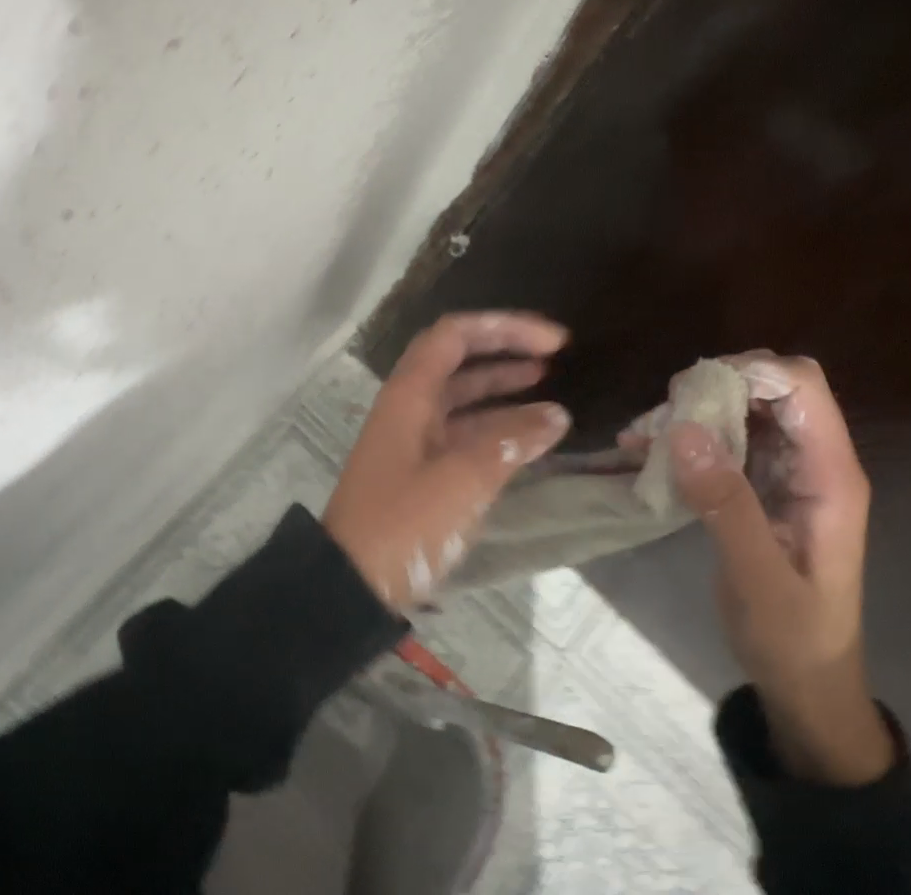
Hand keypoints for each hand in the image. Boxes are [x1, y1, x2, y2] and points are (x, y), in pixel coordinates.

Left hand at [324, 311, 572, 608]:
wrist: (352, 582)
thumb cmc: (404, 524)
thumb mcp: (463, 480)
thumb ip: (511, 442)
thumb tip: (555, 414)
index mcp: (409, 396)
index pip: (455, 335)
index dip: (505, 328)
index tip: (554, 342)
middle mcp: (408, 408)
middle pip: (458, 361)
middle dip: (506, 353)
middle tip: (558, 358)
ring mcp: (412, 440)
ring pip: (462, 400)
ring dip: (502, 391)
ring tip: (550, 392)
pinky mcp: (419, 472)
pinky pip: (462, 434)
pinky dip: (495, 429)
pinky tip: (527, 440)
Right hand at [668, 352, 893, 785]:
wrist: (804, 684)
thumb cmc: (792, 635)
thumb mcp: (757, 575)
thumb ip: (724, 502)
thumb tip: (683, 428)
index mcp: (830, 476)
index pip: (802, 387)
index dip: (750, 371)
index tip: (688, 392)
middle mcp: (812, 463)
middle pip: (772, 388)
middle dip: (716, 386)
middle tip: (662, 414)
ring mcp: (786, 476)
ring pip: (744, 412)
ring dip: (695, 412)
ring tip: (642, 434)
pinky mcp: (759, 490)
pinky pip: (726, 443)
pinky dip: (689, 439)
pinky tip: (646, 452)